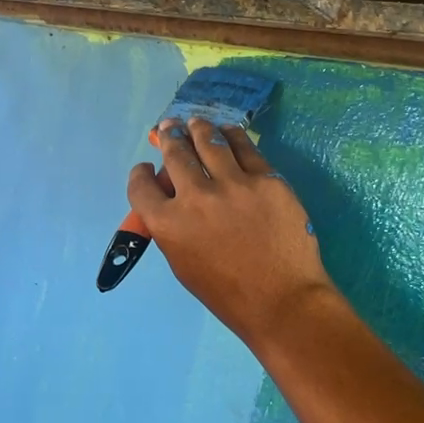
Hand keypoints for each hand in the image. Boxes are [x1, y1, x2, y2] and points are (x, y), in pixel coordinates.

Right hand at [127, 116, 335, 344]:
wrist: (282, 300)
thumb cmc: (227, 293)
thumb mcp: (183, 264)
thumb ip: (172, 228)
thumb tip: (174, 199)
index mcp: (168, 223)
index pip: (141, 186)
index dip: (141, 174)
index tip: (146, 169)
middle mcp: (195, 196)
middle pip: (176, 154)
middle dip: (169, 137)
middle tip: (169, 128)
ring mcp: (233, 184)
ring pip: (209, 140)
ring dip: (198, 128)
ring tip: (195, 123)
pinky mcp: (266, 179)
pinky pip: (245, 147)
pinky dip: (232, 136)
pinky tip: (228, 132)